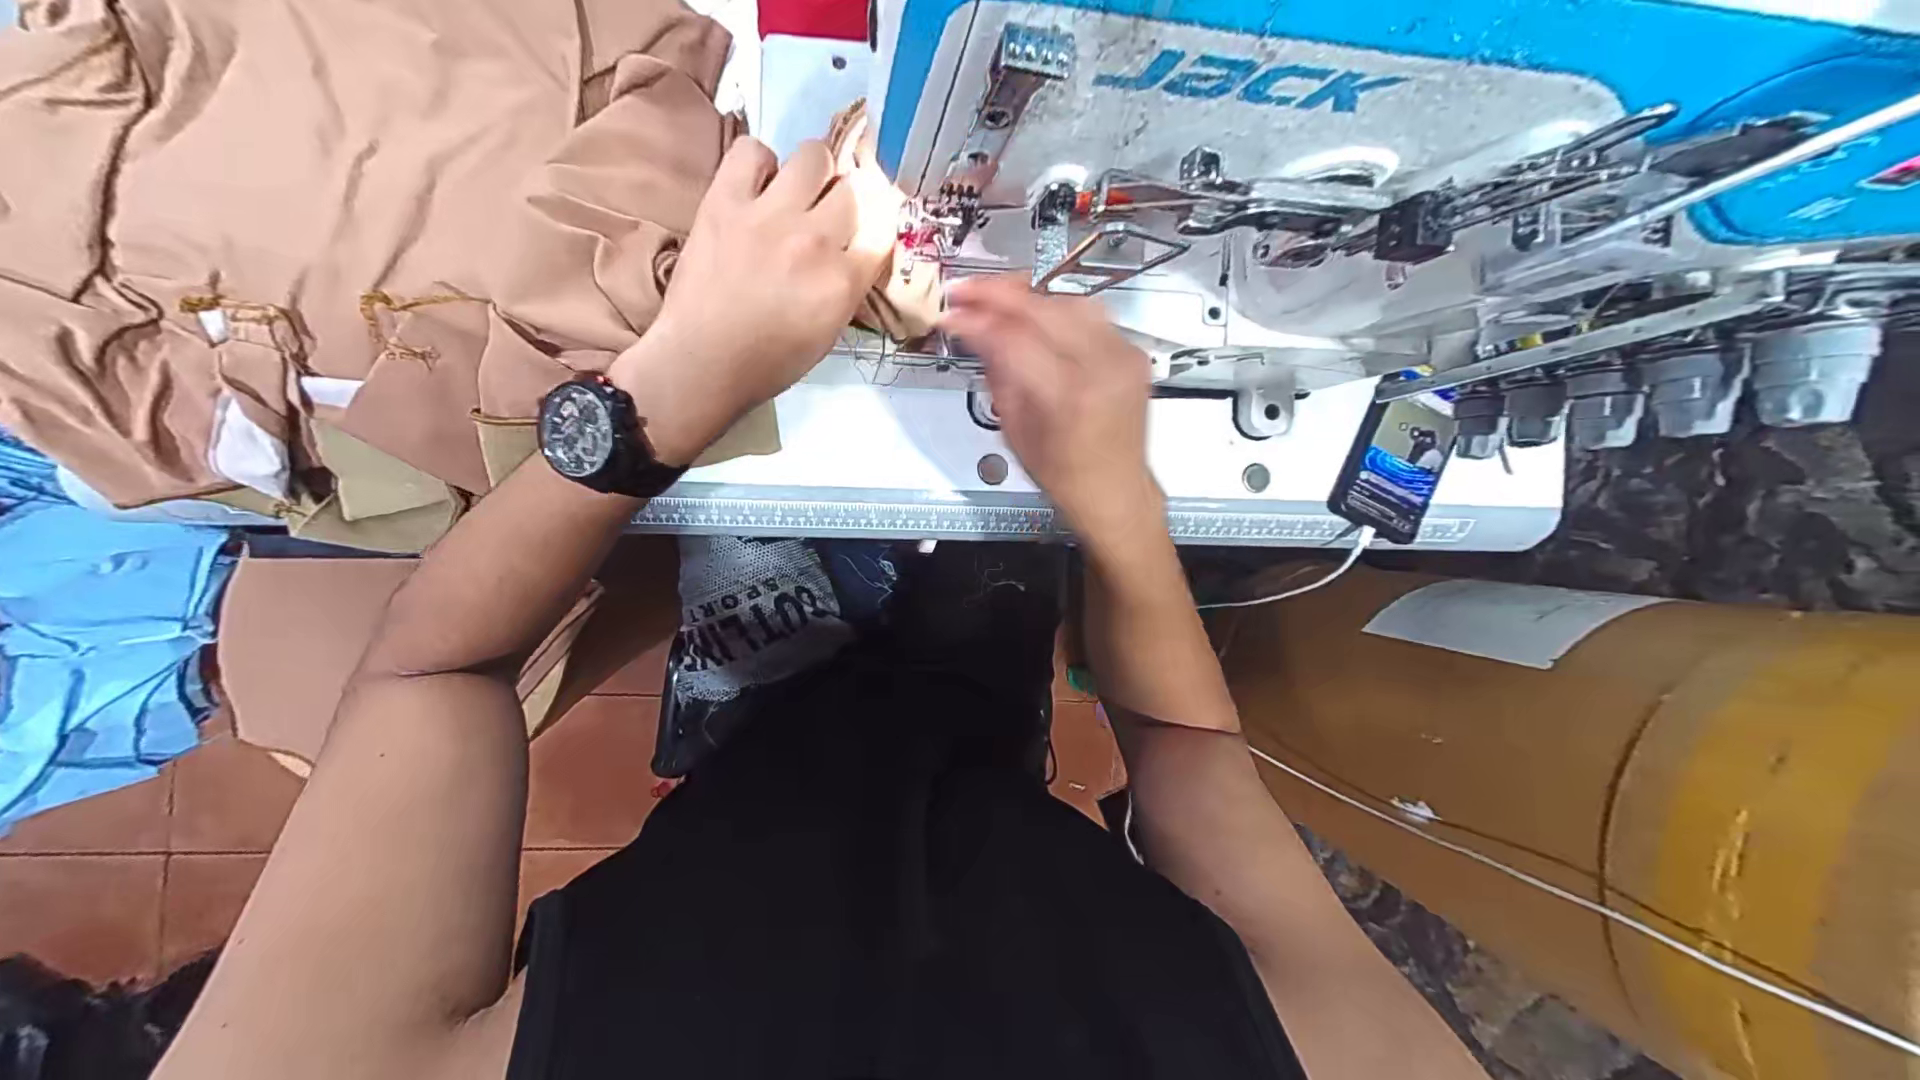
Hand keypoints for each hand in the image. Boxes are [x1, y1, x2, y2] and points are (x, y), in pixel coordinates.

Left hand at [611, 133, 900, 460]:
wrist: (704, 362)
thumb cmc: (771, 362)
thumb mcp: (829, 333)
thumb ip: (848, 287)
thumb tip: (855, 253)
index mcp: (843, 281)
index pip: (883, 229)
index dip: (878, 227)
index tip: (867, 231)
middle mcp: (814, 240)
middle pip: (855, 189)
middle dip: (850, 201)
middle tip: (831, 215)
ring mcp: (769, 215)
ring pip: (814, 155)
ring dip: (814, 173)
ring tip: (799, 193)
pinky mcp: (725, 200)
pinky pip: (754, 150)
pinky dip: (760, 164)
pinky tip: (758, 189)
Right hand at [941, 276, 1164, 544]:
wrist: (1115, 490)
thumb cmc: (1066, 475)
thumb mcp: (1015, 430)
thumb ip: (998, 374)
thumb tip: (976, 333)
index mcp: (1067, 396)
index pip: (1011, 337)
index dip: (975, 320)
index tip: (951, 314)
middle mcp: (1102, 367)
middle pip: (1040, 308)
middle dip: (996, 294)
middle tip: (964, 291)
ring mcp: (1122, 355)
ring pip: (1066, 301)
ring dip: (1026, 296)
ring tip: (995, 298)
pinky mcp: (1132, 352)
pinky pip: (1090, 314)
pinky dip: (1056, 309)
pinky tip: (1034, 314)